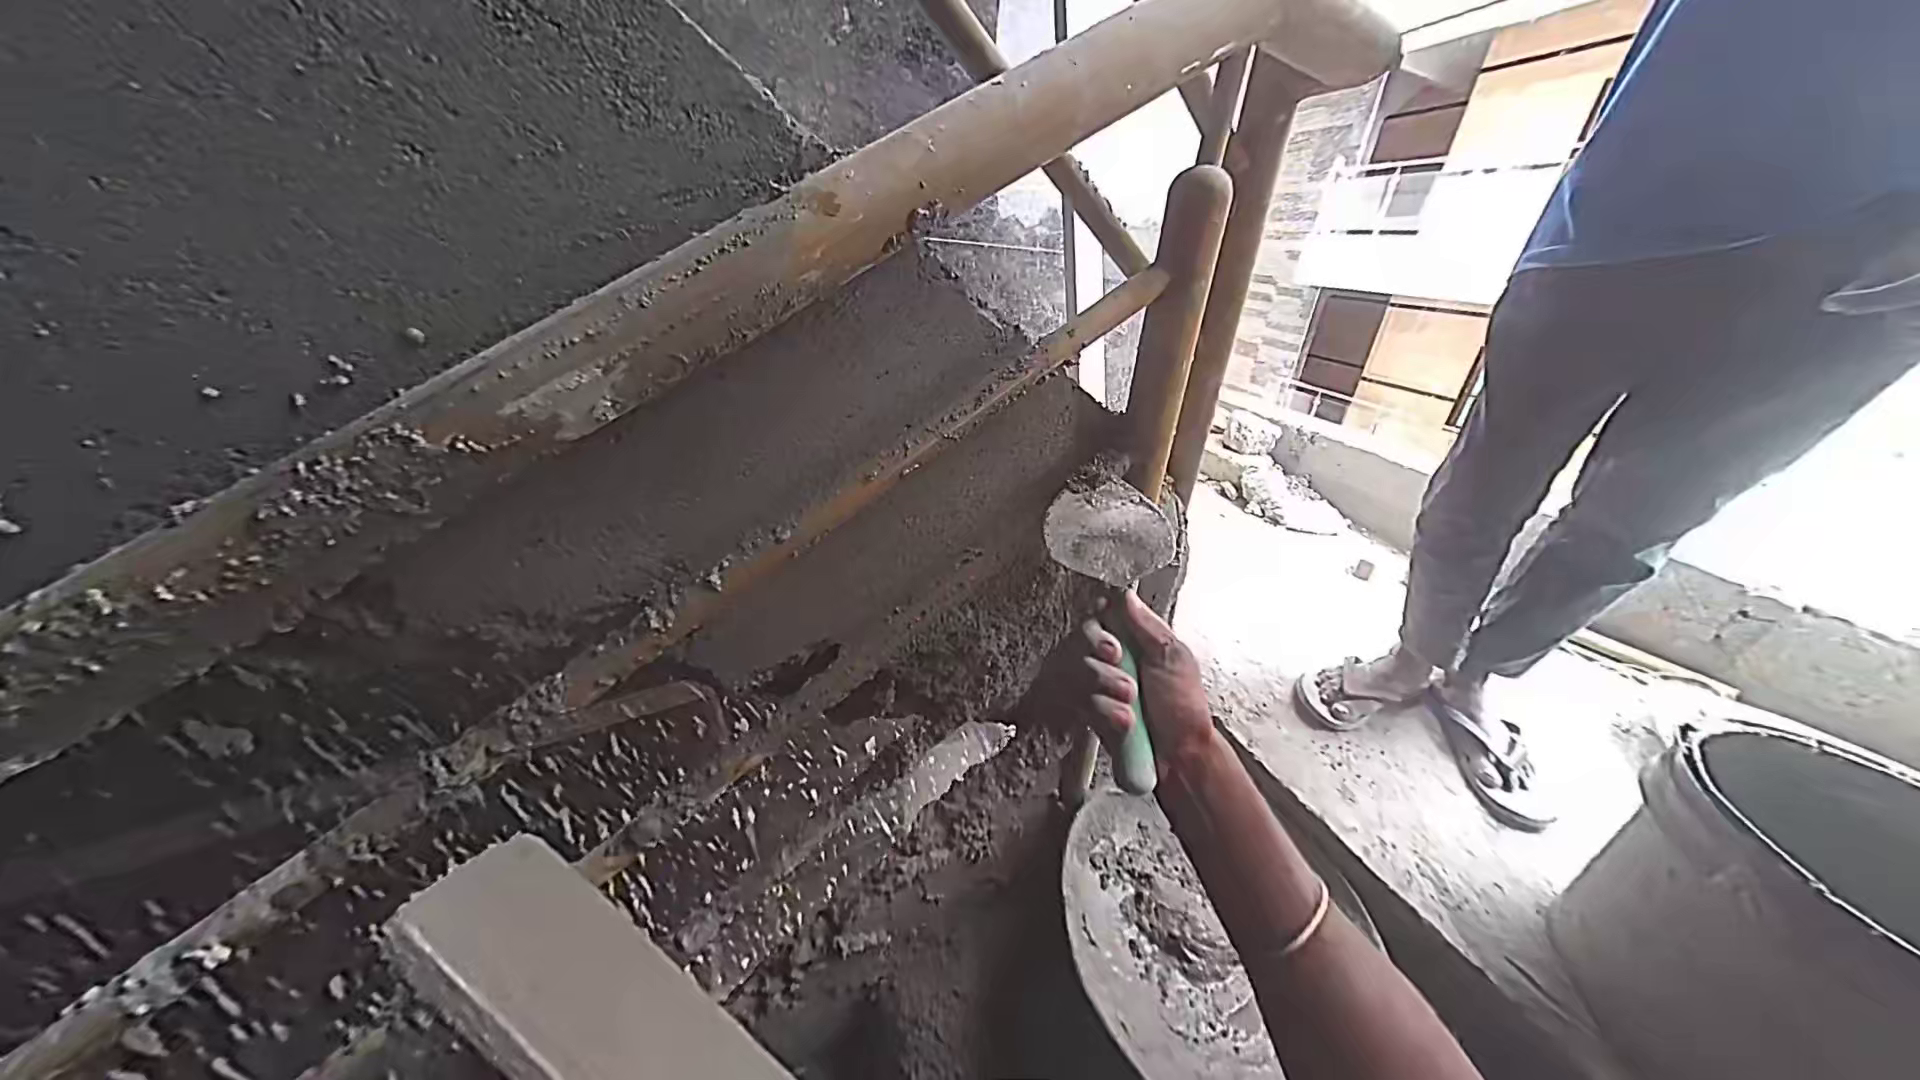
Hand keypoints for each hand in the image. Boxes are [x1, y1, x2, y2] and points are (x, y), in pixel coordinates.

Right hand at [1077, 590, 1215, 772]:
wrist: (1178, 759)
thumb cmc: (1183, 708)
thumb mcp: (1174, 659)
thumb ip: (1147, 626)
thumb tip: (1125, 595)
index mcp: (1136, 640)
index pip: (1101, 618)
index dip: (1100, 631)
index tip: (1113, 649)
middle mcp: (1113, 658)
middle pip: (1081, 643)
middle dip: (1103, 667)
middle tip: (1127, 684)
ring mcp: (1099, 684)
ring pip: (1078, 673)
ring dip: (1106, 693)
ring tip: (1131, 709)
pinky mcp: (1089, 709)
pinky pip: (1078, 701)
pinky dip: (1102, 713)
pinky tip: (1123, 724)